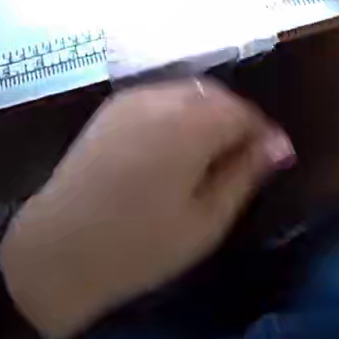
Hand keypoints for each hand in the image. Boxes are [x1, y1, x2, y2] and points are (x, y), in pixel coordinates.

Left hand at [0, 78, 294, 338]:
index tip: (273, 158)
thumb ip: (245, 173)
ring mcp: (134, 96)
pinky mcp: (113, 104)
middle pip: (215, 94)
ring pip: (187, 91)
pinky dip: (178, 111)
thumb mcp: (206, 220)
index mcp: (190, 123)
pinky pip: (160, 96)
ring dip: (207, 113)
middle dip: (234, 118)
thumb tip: (279, 144)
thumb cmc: (140, 244)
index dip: (262, 133)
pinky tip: (175, 145)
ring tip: (209, 154)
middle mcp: (163, 97)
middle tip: (242, 158)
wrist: (59, 247)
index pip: (242, 111)